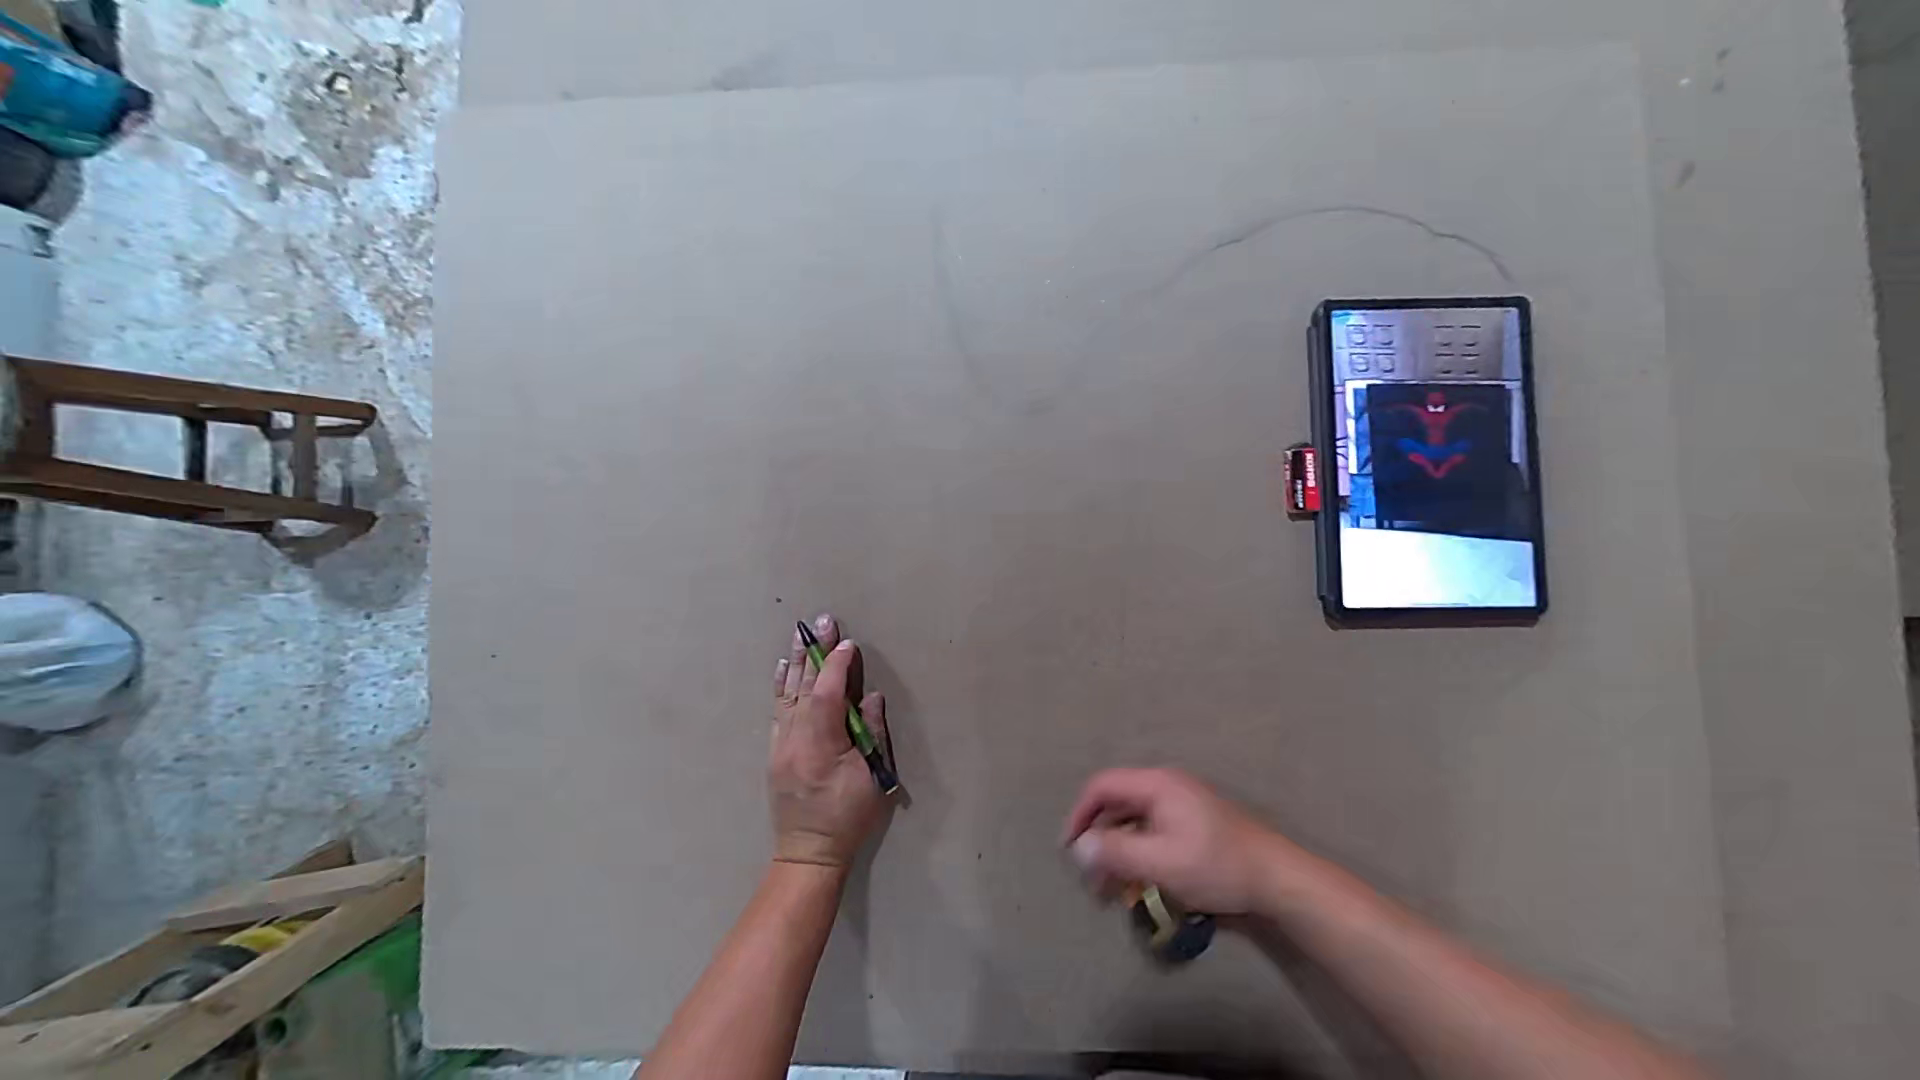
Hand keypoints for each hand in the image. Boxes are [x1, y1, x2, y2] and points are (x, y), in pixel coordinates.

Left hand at [769, 614, 888, 868]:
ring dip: (796, 662)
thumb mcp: (872, 779)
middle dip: (815, 652)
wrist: (808, 852)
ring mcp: (781, 744)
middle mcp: (795, 739)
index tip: (848, 644)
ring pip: (787, 694)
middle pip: (805, 687)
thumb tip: (872, 696)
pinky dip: (781, 685)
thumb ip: (872, 734)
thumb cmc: (848, 817)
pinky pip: (777, 709)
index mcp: (821, 745)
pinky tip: (782, 667)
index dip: (837, 666)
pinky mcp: (775, 751)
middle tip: (822, 621)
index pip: (828, 694)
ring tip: (801, 633)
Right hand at [1062, 767, 1294, 913]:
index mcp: (1156, 784)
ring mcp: (1180, 803)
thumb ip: (1116, 853)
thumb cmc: (1217, 866)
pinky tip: (1138, 882)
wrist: (1278, 879)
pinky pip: (1150, 830)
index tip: (1070, 848)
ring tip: (1112, 888)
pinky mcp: (1191, 822)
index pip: (1102, 786)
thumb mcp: (1161, 863)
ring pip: (1132, 820)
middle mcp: (1165, 785)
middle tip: (1091, 877)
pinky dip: (1137, 853)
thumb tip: (1077, 846)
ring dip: (1117, 851)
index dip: (1080, 814)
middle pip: (1116, 804)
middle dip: (1099, 839)